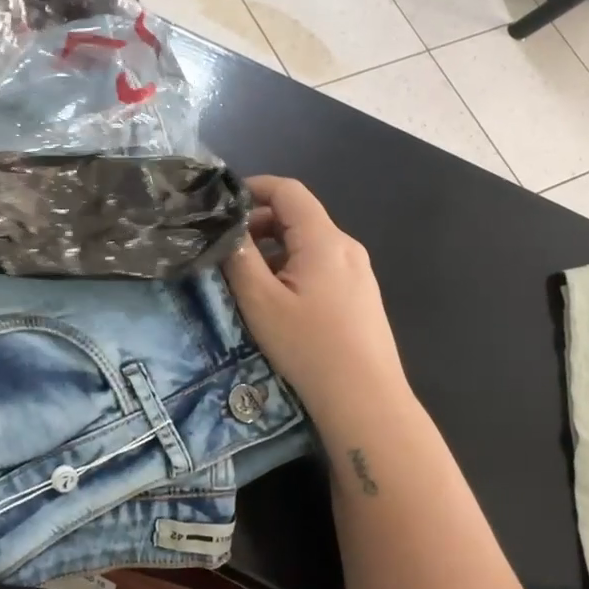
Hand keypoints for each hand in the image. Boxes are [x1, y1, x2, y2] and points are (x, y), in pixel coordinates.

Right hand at [222, 176, 409, 421]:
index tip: (221, 205)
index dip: (253, 187)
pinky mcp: (360, 294)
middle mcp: (346, 247)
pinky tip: (277, 298)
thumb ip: (239, 257)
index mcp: (324, 240)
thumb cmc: (309, 346)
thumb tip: (226, 228)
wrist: (366, 401)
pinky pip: (320, 263)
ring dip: (273, 247)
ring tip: (245, 277)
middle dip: (258, 222)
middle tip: (225, 247)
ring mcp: (358, 271)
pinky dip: (291, 265)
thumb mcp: (260, 300)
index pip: (288, 190)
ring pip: (307, 241)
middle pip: (298, 215)